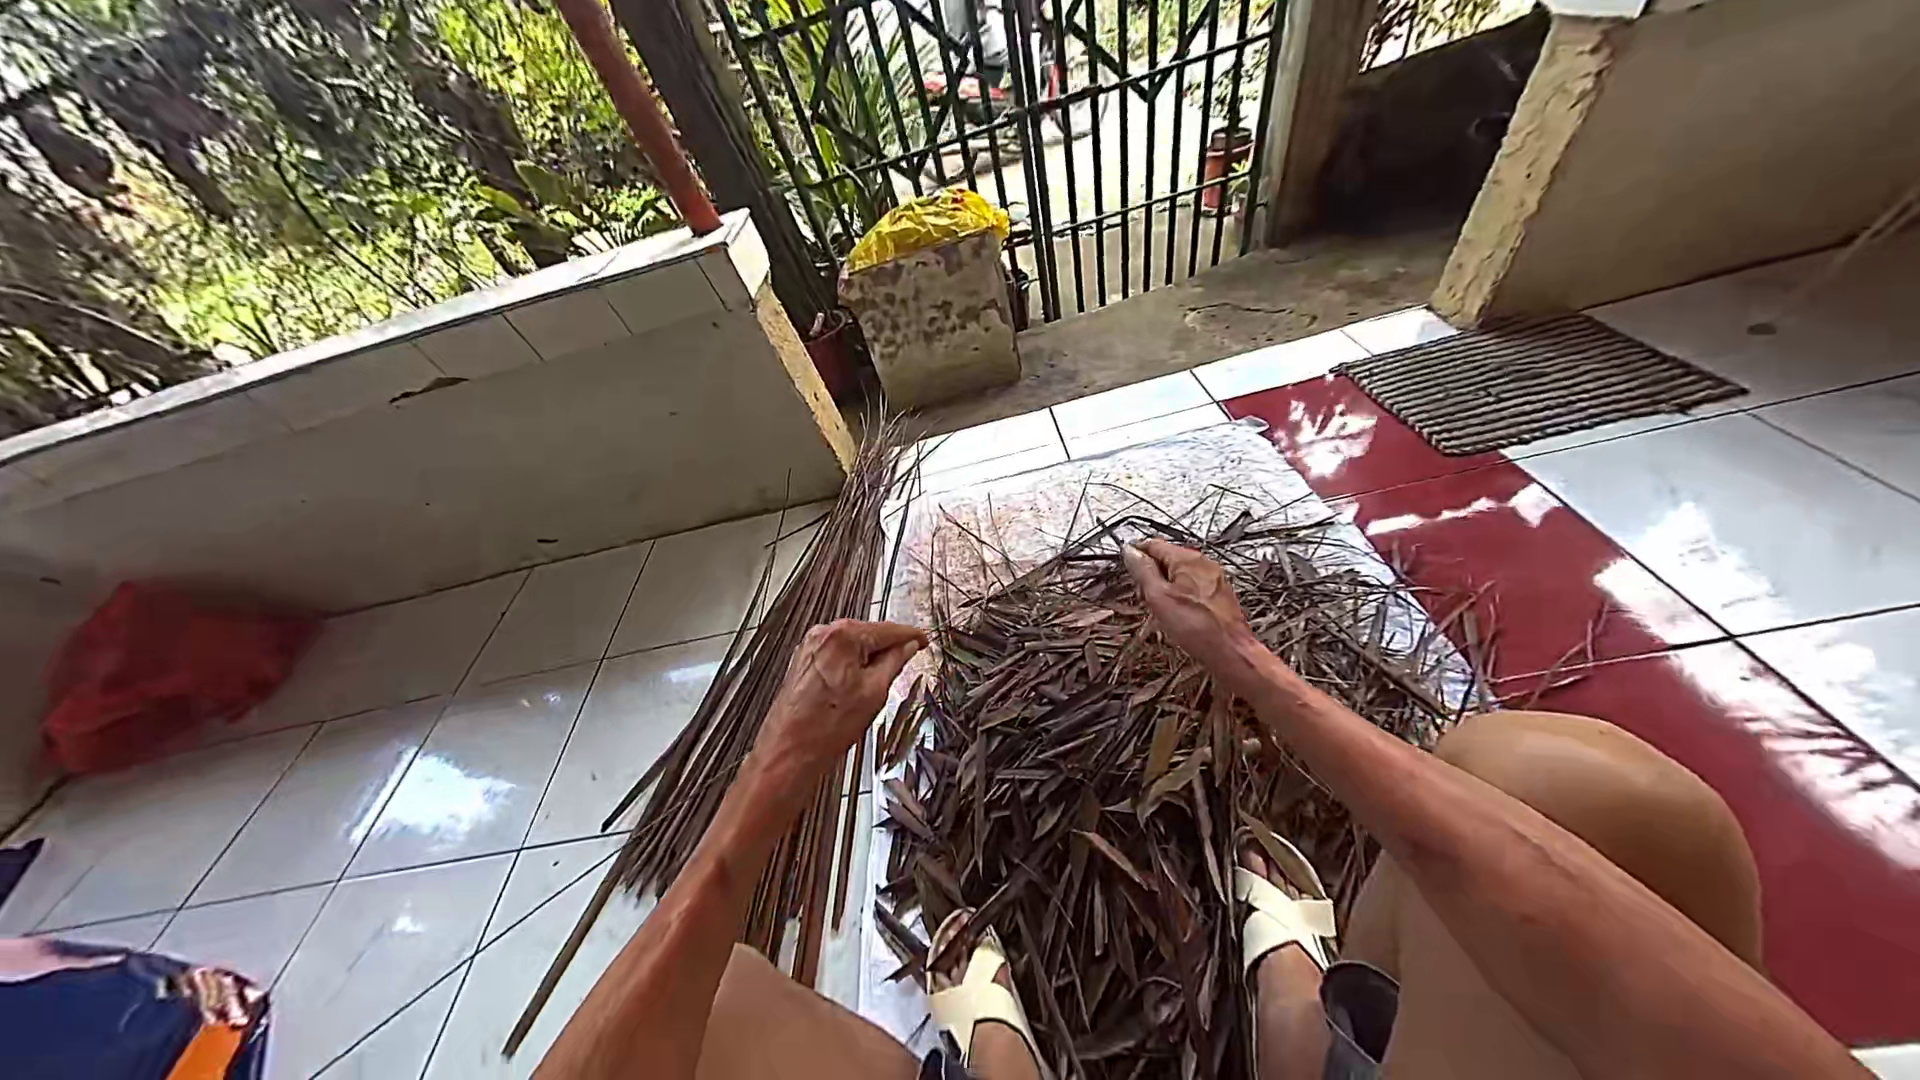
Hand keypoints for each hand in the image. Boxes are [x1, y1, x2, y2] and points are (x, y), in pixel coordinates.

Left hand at [752, 619, 926, 795]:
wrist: (789, 750)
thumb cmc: (826, 726)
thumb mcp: (875, 692)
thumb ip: (895, 661)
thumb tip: (908, 646)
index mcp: (843, 636)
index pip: (888, 629)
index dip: (911, 635)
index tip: (924, 640)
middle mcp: (824, 634)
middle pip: (869, 633)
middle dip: (889, 646)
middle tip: (909, 659)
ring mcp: (811, 646)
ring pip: (853, 644)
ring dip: (870, 656)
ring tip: (882, 679)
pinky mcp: (805, 659)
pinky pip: (838, 653)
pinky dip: (853, 663)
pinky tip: (859, 683)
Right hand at [1123, 539, 1255, 673]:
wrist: (1230, 651)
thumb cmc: (1197, 627)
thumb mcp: (1158, 597)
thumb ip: (1143, 571)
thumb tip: (1130, 552)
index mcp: (1188, 559)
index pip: (1154, 544)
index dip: (1136, 553)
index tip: (1127, 566)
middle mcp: (1204, 563)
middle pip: (1168, 558)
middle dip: (1151, 572)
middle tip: (1143, 593)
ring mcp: (1214, 578)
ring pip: (1180, 573)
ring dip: (1165, 584)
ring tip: (1160, 606)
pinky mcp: (1219, 593)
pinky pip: (1193, 585)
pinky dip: (1180, 593)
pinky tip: (1178, 612)